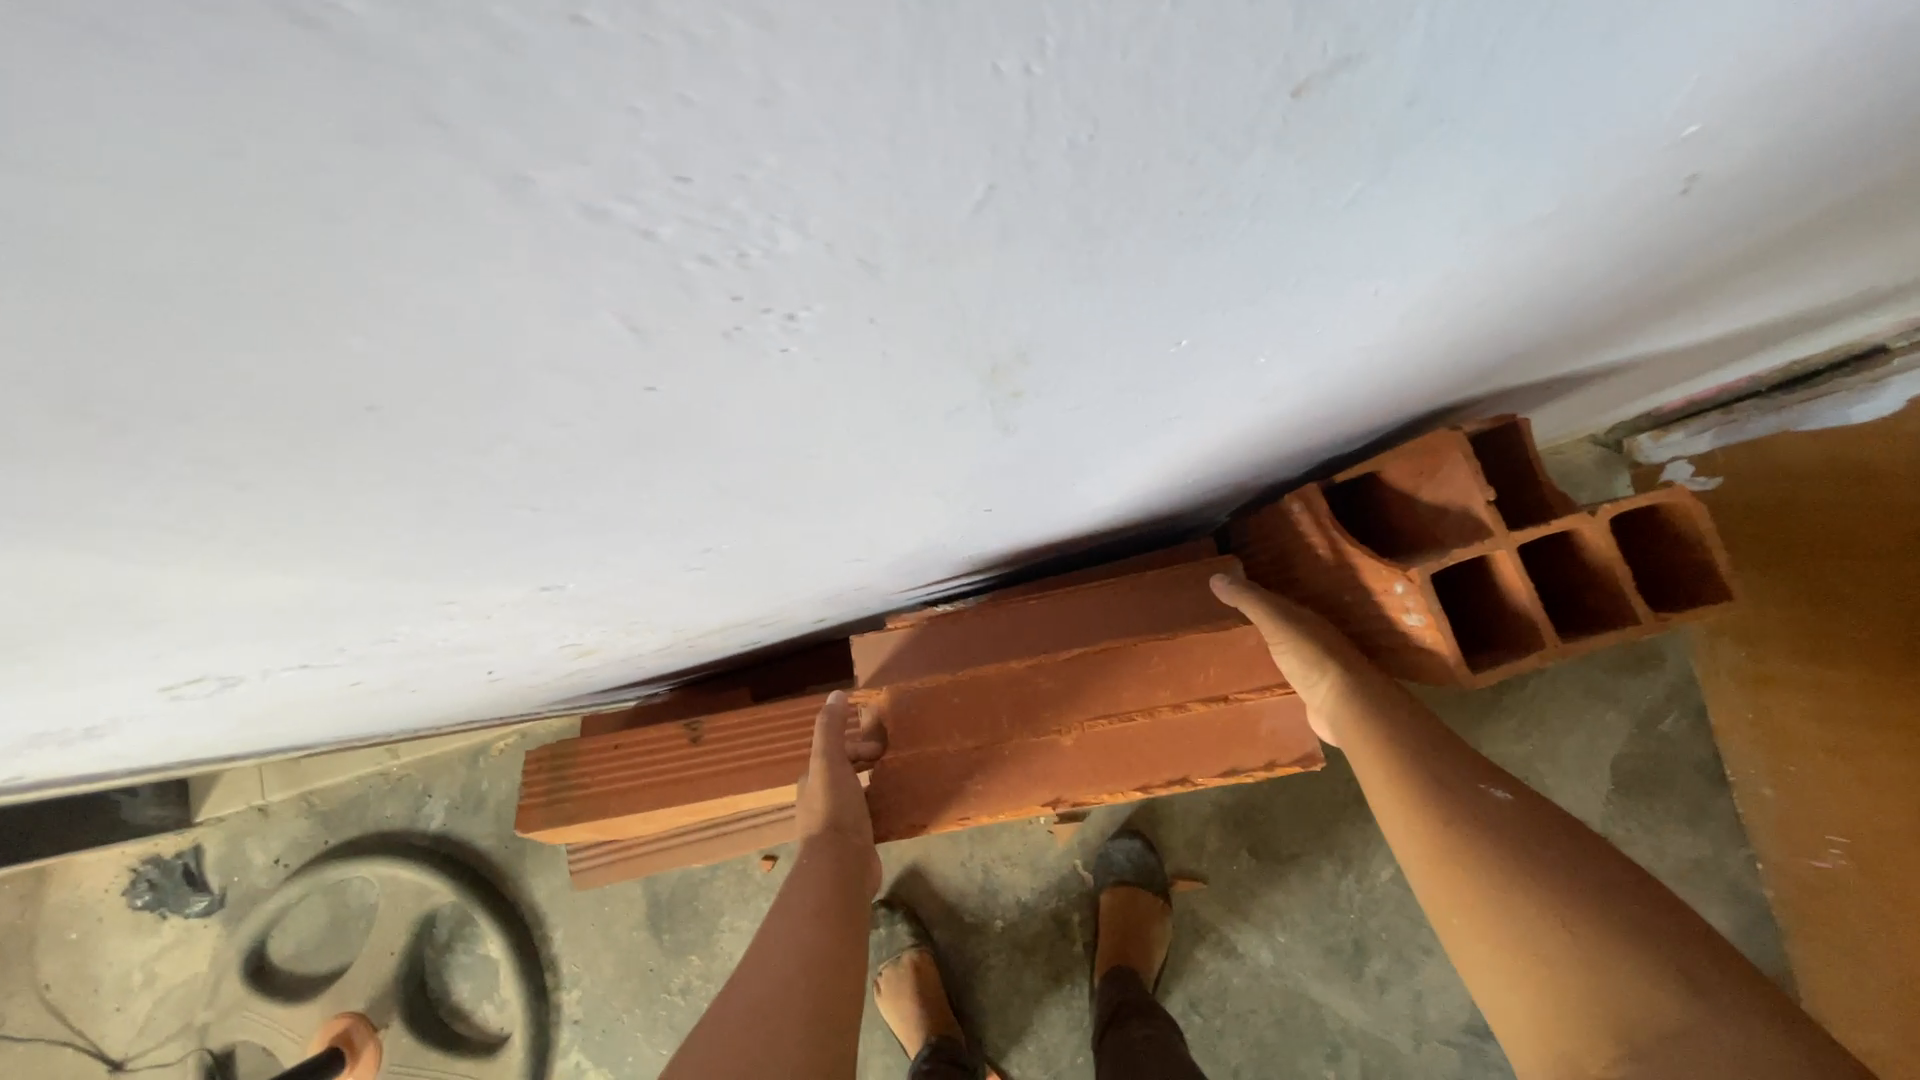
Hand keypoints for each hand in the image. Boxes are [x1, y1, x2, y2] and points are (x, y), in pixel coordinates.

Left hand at [794, 689, 886, 893]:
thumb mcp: (829, 761)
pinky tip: (897, 806)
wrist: (841, 866)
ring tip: (897, 779)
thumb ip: (830, 728)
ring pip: (857, 794)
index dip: (857, 745)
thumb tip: (837, 693)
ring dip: (874, 783)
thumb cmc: (835, 809)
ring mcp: (837, 824)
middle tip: (891, 759)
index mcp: (813, 780)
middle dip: (866, 761)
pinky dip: (881, 806)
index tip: (881, 747)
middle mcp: (820, 800)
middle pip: (845, 771)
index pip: (835, 752)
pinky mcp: (855, 842)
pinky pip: (869, 816)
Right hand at [1209, 572, 1380, 746]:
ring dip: (1264, 645)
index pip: (1274, 599)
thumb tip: (1215, 576)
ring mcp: (1312, 666)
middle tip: (1223, 617)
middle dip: (1257, 619)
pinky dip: (1269, 670)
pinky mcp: (1309, 691)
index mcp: (1305, 618)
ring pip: (1281, 648)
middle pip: (1279, 623)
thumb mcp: (1276, 621)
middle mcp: (1311, 637)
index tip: (1225, 589)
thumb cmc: (1311, 657)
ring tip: (1233, 647)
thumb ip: (1250, 600)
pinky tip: (1254, 675)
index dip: (1250, 593)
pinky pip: (1284, 673)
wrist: (1344, 706)